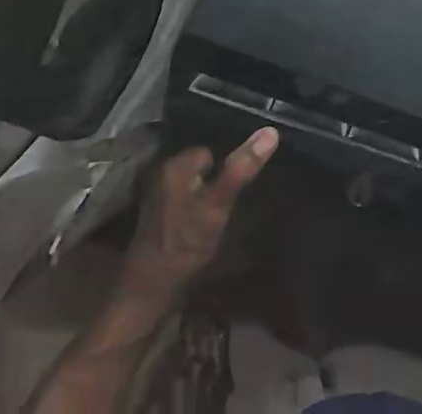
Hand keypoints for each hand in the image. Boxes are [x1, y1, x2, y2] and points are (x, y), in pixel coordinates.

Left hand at [116, 127, 278, 307]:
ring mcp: (163, 196)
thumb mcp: (218, 204)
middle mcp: (165, 174)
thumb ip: (241, 168)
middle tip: (236, 197)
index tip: (243, 180)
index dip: (230, 163)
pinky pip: (193, 198)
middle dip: (222, 176)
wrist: (151, 290)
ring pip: (200, 182)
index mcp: (176, 165)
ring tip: (228, 209)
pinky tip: (210, 222)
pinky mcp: (165, 216)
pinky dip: (203, 206)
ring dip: (214, 191)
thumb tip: (271, 131)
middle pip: (207, 164)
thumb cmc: (184, 242)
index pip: (214, 148)